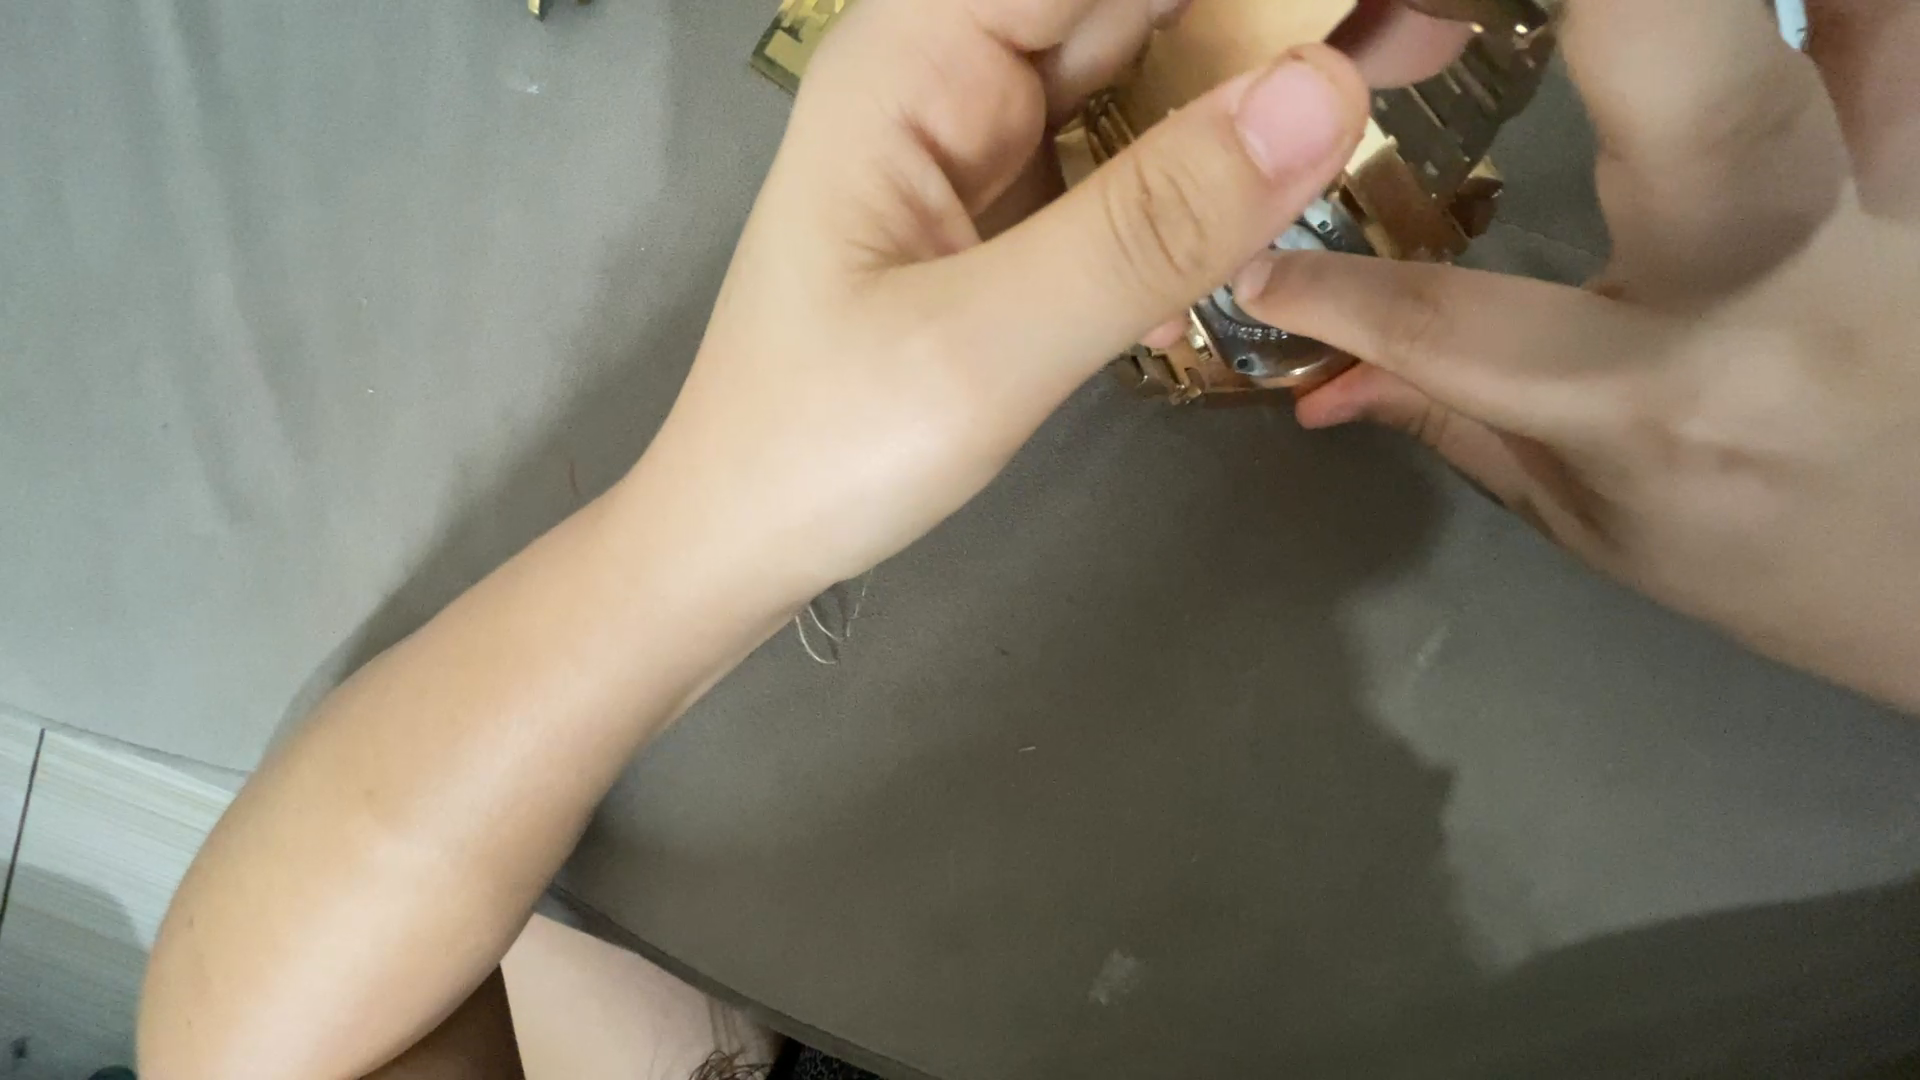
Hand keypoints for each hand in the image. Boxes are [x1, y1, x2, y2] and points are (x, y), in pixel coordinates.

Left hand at [636, 0, 1373, 603]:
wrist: (748, 533)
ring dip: (1245, 93)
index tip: (1367, 8)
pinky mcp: (989, 233)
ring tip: (1388, 90)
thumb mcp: (985, 344)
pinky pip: (1107, 177)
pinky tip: (1250, 209)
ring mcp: (969, 161)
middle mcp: (944, 83)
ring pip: (1129, 89)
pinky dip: (1184, 186)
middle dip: (1269, 18)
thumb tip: (1325, 98)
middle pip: (1130, 3)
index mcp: (915, 59)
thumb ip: (1145, 227)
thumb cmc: (826, 445)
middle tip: (1427, 33)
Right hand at [1236, 0, 1919, 708]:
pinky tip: (1769, 7)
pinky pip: (1908, 34)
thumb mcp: (1575, 510)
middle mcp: (1778, 292)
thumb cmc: (1750, 559)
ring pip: (1861, 24)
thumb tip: (1319, 389)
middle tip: (1432, 5)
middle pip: (1700, 104)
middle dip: (1613, 16)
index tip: (1250, 264)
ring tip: (1612, 12)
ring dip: (1717, 4)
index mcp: (1656, 404)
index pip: (1449, 329)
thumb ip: (1448, 420)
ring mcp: (1901, 204)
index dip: (1335, 295)